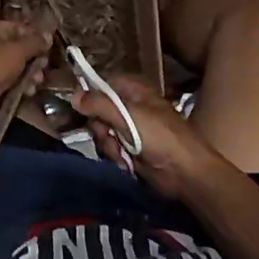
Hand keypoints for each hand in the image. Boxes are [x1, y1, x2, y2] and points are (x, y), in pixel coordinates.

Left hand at [0, 20, 51, 113]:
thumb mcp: (17, 52)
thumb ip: (34, 43)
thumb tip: (48, 36)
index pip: (17, 27)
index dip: (34, 35)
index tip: (49, 45)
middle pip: (17, 47)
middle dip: (33, 58)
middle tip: (44, 65)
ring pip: (15, 65)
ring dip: (30, 73)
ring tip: (38, 81)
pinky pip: (9, 78)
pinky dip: (20, 83)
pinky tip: (28, 91)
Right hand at [71, 75, 231, 200]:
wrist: (186, 174)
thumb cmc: (161, 137)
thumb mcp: (128, 115)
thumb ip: (99, 104)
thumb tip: (73, 96)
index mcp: (133, 90)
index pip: (103, 83)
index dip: (89, 93)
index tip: (79, 106)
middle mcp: (130, 106)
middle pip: (98, 110)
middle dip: (99, 126)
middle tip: (107, 134)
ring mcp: (130, 129)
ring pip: (101, 131)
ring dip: (107, 144)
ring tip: (121, 153)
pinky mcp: (130, 149)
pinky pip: (110, 148)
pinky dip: (115, 156)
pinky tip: (125, 163)